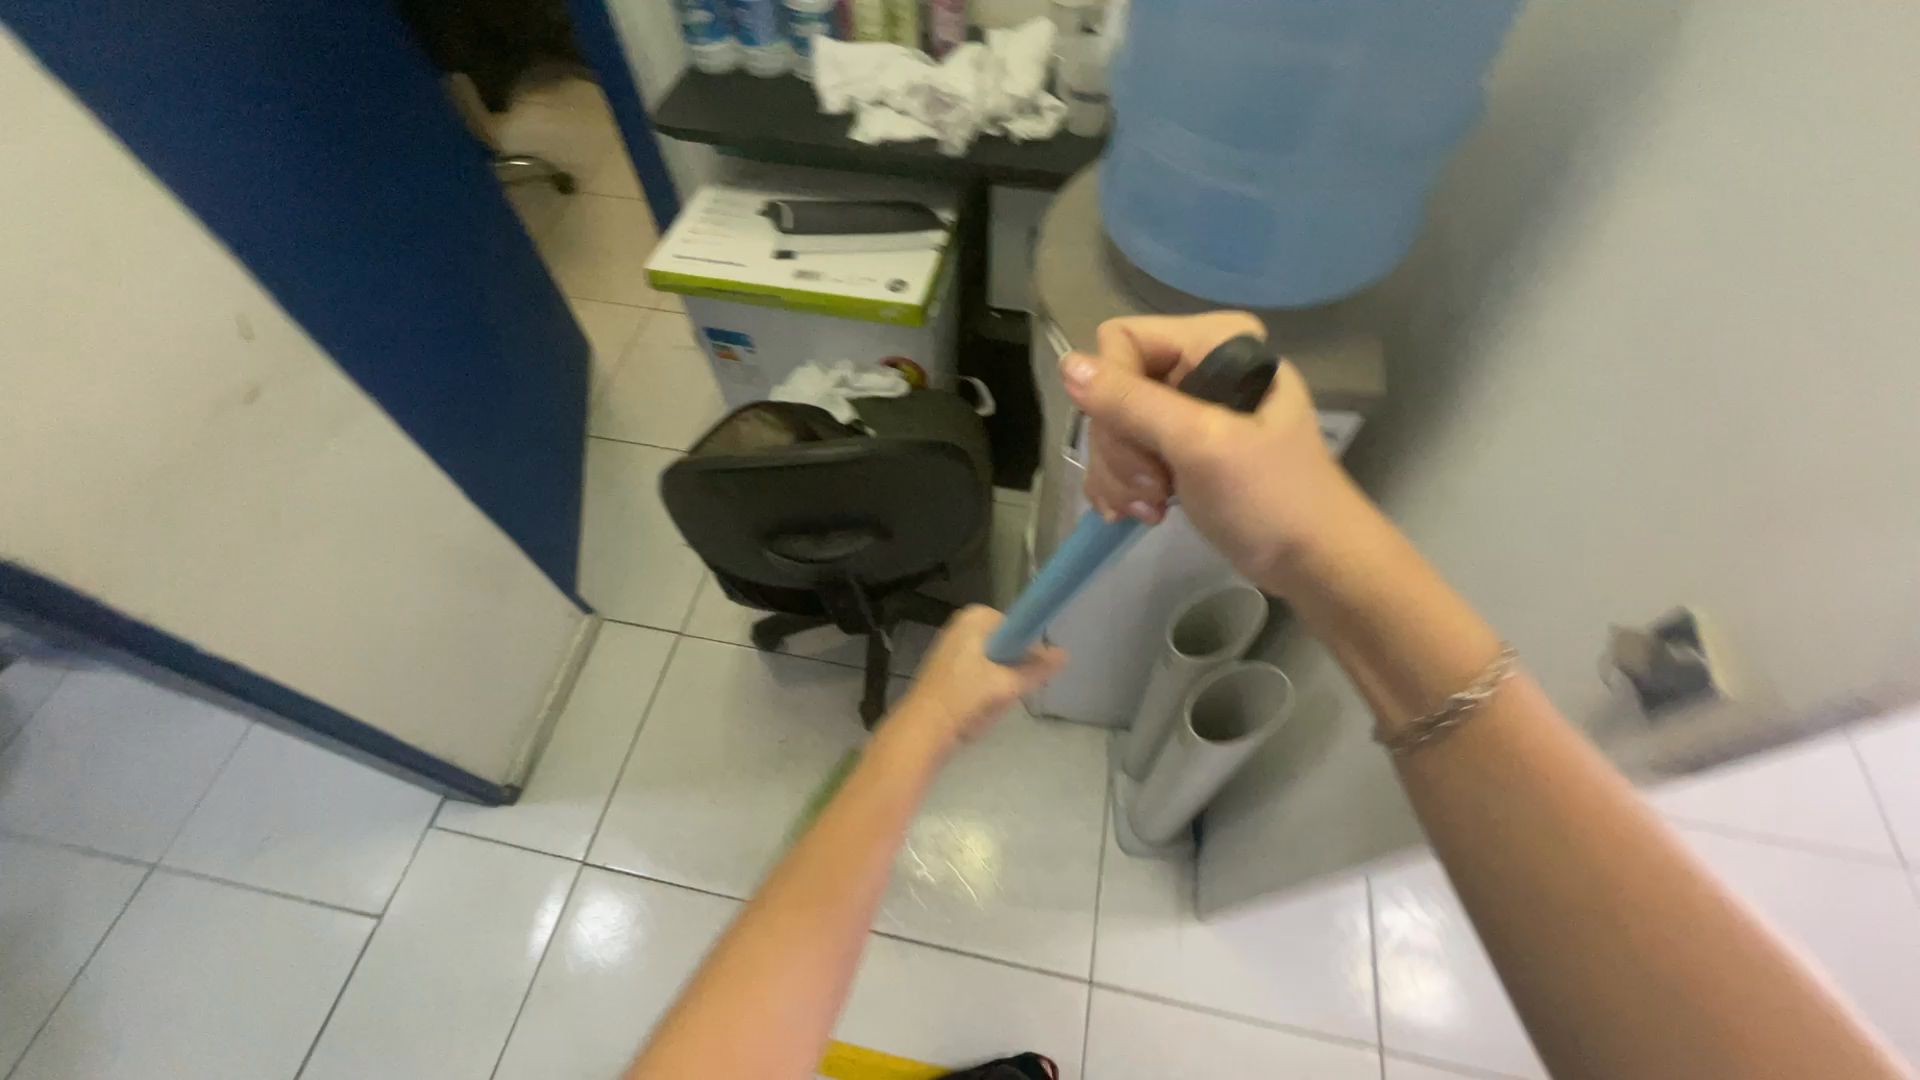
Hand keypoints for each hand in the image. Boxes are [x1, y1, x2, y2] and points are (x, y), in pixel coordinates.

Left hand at [895, 605, 1066, 748]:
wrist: (922, 730)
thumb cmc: (964, 700)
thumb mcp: (1007, 685)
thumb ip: (1037, 669)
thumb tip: (1065, 654)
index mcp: (975, 617)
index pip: (1019, 627)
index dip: (1030, 650)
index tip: (1034, 674)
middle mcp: (962, 625)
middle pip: (1007, 644)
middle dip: (1014, 668)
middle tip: (1013, 691)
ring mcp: (952, 646)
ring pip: (995, 661)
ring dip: (1001, 681)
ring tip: (994, 702)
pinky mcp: (947, 668)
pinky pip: (980, 673)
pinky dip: (986, 688)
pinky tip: (981, 707)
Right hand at [1060, 312, 1358, 591]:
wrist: (1310, 561)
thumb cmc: (1269, 498)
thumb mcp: (1199, 444)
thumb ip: (1132, 402)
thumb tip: (1067, 365)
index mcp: (1212, 342)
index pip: (1121, 342)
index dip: (1115, 395)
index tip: (1145, 445)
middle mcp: (1195, 365)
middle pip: (1111, 390)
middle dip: (1121, 448)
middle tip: (1154, 488)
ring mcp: (1184, 409)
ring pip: (1109, 427)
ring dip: (1119, 475)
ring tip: (1152, 508)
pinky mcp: (1175, 448)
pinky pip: (1120, 455)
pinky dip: (1121, 487)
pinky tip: (1141, 513)